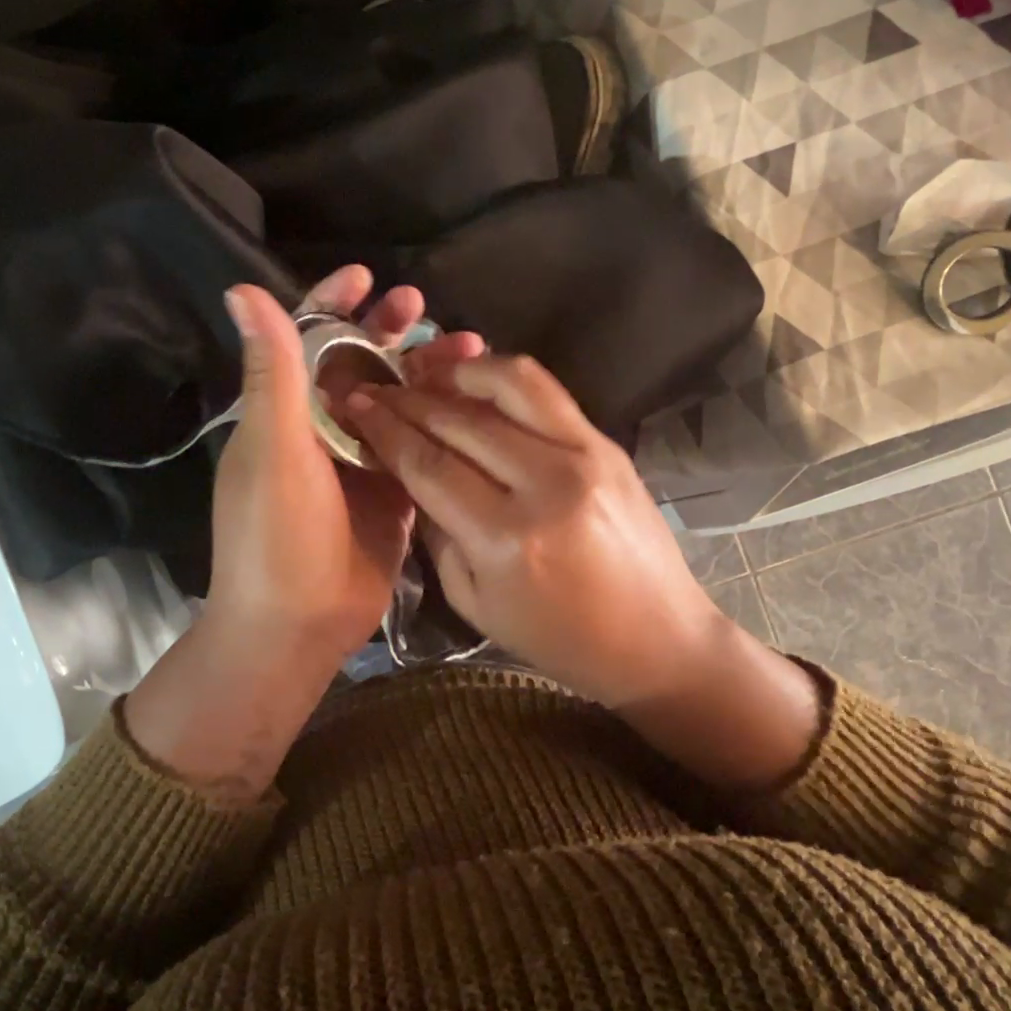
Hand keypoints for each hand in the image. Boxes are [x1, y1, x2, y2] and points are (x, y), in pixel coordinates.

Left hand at [203, 265, 481, 662]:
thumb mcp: (272, 448)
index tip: (367, 277)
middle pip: (357, 362)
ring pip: (395, 399)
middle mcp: (319, 428)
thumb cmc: (276, 534)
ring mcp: (360, 460)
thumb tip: (241, 288)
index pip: (304, 339)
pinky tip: (478, 402)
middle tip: (424, 311)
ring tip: (469, 348)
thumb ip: (272, 371)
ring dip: (425, 370)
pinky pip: (420, 442)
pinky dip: (443, 418)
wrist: (297, 625)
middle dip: (387, 331)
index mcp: (282, 411)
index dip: (332, 303)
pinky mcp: (394, 491)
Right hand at [345, 355, 820, 789]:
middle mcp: (544, 485)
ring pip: (508, 385)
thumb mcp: (473, 602)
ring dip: (457, 371)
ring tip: (424, 371)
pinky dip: (501, 378)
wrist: (657, 640)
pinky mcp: (607, 444)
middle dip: (407, 399)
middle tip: (375, 387)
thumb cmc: (558, 639)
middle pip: (458, 421)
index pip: (427, 464)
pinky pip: (546, 393)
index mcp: (504, 539)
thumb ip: (437, 532)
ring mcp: (583, 456)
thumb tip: (410, 472)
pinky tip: (473, 381)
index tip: (354, 404)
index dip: (384, 429)